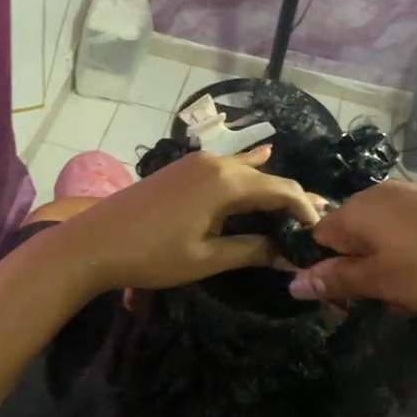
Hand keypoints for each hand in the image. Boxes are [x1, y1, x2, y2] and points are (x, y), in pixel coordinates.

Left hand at [47, 146, 320, 294]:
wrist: (94, 242)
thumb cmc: (152, 255)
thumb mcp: (206, 258)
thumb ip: (251, 250)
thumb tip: (287, 254)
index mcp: (226, 181)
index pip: (281, 189)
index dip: (305, 208)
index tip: (321, 231)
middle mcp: (216, 162)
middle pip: (265, 177)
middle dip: (290, 199)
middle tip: (313, 225)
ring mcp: (196, 161)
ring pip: (246, 171)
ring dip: (269, 189)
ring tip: (295, 208)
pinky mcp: (182, 168)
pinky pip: (226, 167)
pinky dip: (247, 173)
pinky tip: (263, 158)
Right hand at [289, 182, 416, 315]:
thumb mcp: (386, 282)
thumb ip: (338, 281)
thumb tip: (293, 282)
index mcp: (356, 212)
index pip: (317, 241)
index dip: (327, 274)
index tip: (348, 304)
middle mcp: (376, 197)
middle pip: (350, 241)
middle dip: (364, 276)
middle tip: (390, 303)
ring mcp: (408, 198)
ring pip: (381, 243)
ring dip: (391, 273)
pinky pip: (407, 236)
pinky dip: (414, 259)